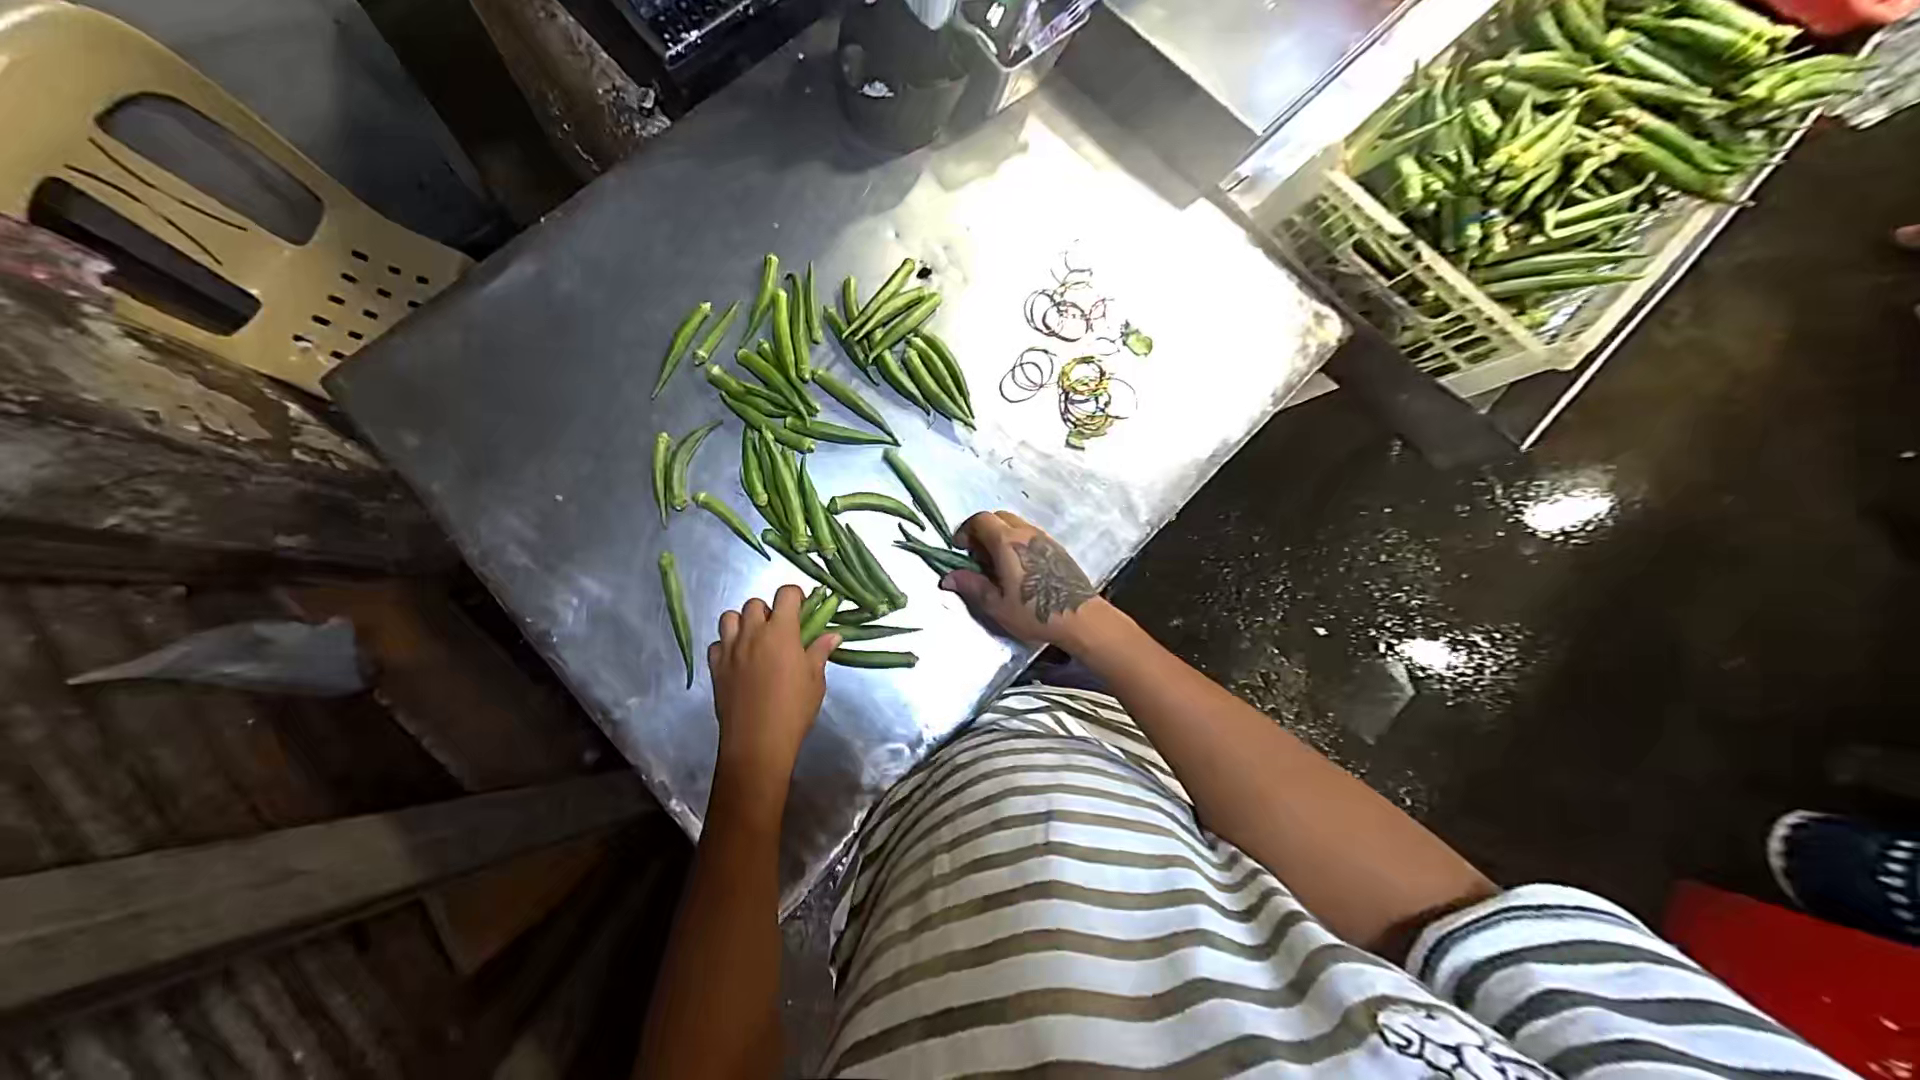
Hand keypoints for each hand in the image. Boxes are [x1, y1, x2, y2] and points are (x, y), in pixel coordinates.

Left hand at [708, 584, 838, 780]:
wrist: (757, 741)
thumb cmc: (793, 709)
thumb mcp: (815, 680)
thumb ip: (819, 652)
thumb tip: (832, 635)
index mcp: (781, 631)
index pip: (786, 594)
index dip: (796, 595)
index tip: (803, 607)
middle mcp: (752, 633)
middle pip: (756, 603)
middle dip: (769, 610)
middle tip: (780, 630)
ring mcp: (730, 649)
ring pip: (730, 617)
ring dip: (743, 622)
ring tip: (755, 639)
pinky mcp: (715, 667)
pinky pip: (717, 643)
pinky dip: (726, 645)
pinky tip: (738, 659)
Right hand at [940, 511, 1110, 648]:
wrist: (1079, 617)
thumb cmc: (1035, 612)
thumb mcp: (995, 604)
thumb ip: (971, 585)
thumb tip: (948, 578)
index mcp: (1007, 542)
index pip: (980, 520)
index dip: (965, 531)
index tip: (960, 548)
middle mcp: (1026, 533)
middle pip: (998, 517)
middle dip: (983, 531)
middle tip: (977, 556)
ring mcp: (1044, 539)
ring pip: (1016, 525)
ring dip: (1001, 537)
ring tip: (997, 564)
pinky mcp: (1057, 548)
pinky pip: (1031, 535)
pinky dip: (1018, 543)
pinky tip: (1019, 568)